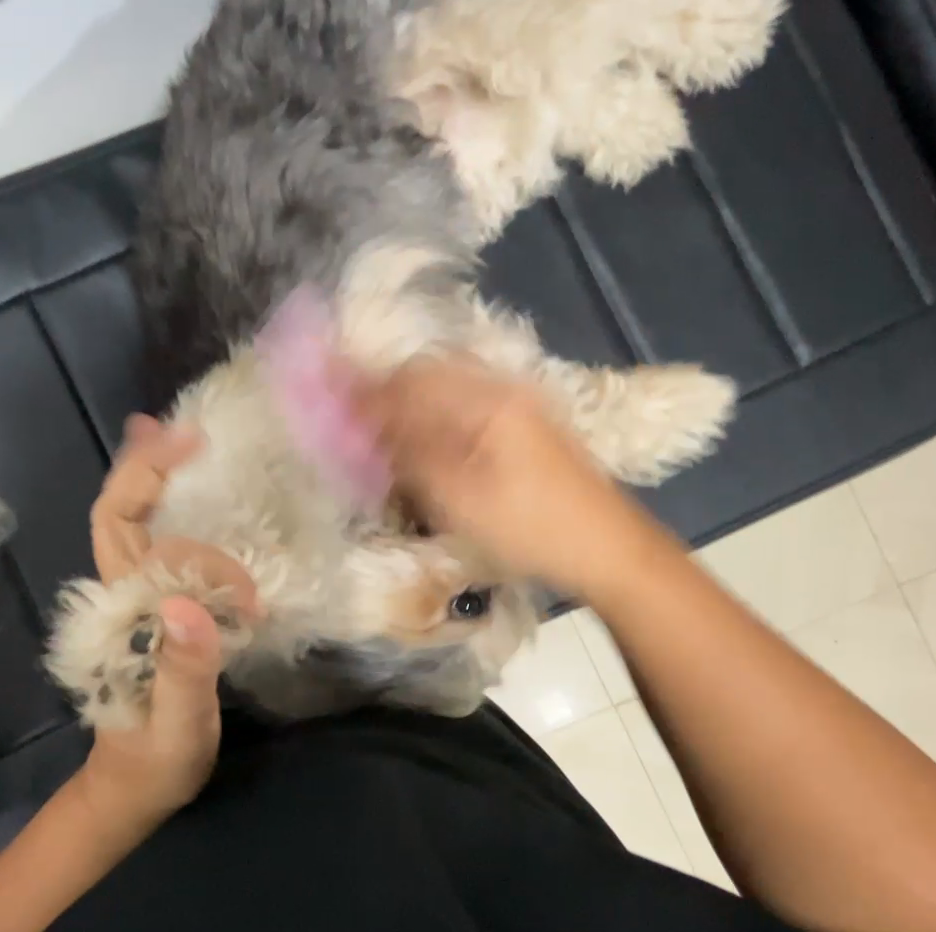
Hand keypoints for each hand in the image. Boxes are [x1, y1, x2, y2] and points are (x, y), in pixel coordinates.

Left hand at [73, 416, 264, 828]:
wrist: (134, 789)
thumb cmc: (154, 763)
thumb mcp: (177, 729)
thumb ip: (184, 672)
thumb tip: (189, 604)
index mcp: (124, 613)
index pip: (123, 530)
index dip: (143, 481)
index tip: (189, 447)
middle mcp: (126, 596)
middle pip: (121, 515)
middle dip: (144, 468)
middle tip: (186, 432)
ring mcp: (143, 604)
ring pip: (141, 529)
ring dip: (158, 482)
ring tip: (187, 442)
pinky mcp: (163, 617)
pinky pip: (169, 554)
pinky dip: (182, 517)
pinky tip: (206, 503)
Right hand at [360, 357, 676, 598]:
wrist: (610, 550)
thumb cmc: (529, 528)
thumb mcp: (457, 496)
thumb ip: (405, 452)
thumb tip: (359, 424)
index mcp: (484, 400)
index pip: (406, 380)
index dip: (361, 392)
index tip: (326, 406)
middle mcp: (501, 389)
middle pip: (425, 377)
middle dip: (382, 395)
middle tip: (349, 423)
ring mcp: (516, 404)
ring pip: (444, 390)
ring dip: (405, 406)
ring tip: (377, 436)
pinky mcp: (523, 424)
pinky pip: (462, 406)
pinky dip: (431, 418)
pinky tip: (419, 444)